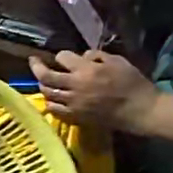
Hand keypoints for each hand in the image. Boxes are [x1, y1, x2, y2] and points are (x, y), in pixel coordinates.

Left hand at [29, 50, 160, 132]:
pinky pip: (54, 110)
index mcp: (86, 70)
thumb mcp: (117, 61)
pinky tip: (52, 99)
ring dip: (43, 85)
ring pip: (47, 93)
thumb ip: (96, 56)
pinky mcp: (75, 117)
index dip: (62, 55)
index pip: (62, 58)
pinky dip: (50, 103)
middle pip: (46, 76)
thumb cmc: (132, 83)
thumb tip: (81, 56)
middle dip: (37, 66)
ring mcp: (73, 103)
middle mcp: (75, 86)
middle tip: (33, 61)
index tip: (63, 57)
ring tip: (43, 80)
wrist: (139, 110)